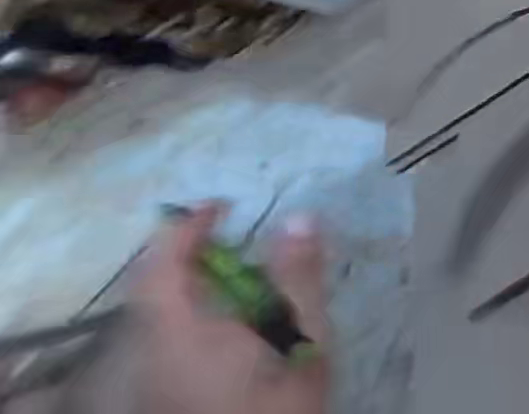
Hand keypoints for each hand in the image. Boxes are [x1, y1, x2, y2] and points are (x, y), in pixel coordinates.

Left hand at [130, 204, 330, 413]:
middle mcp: (155, 355)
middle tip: (235, 225)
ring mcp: (158, 375)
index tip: (217, 204)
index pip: (162, 276)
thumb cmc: (283, 392)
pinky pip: (174, 332)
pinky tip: (242, 303)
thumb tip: (299, 217)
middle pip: (160, 294)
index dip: (181, 235)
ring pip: (166, 314)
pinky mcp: (170, 387)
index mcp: (183, 338)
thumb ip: (298, 276)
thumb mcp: (305, 332)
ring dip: (200, 279)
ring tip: (246, 258)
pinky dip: (203, 303)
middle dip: (193, 255)